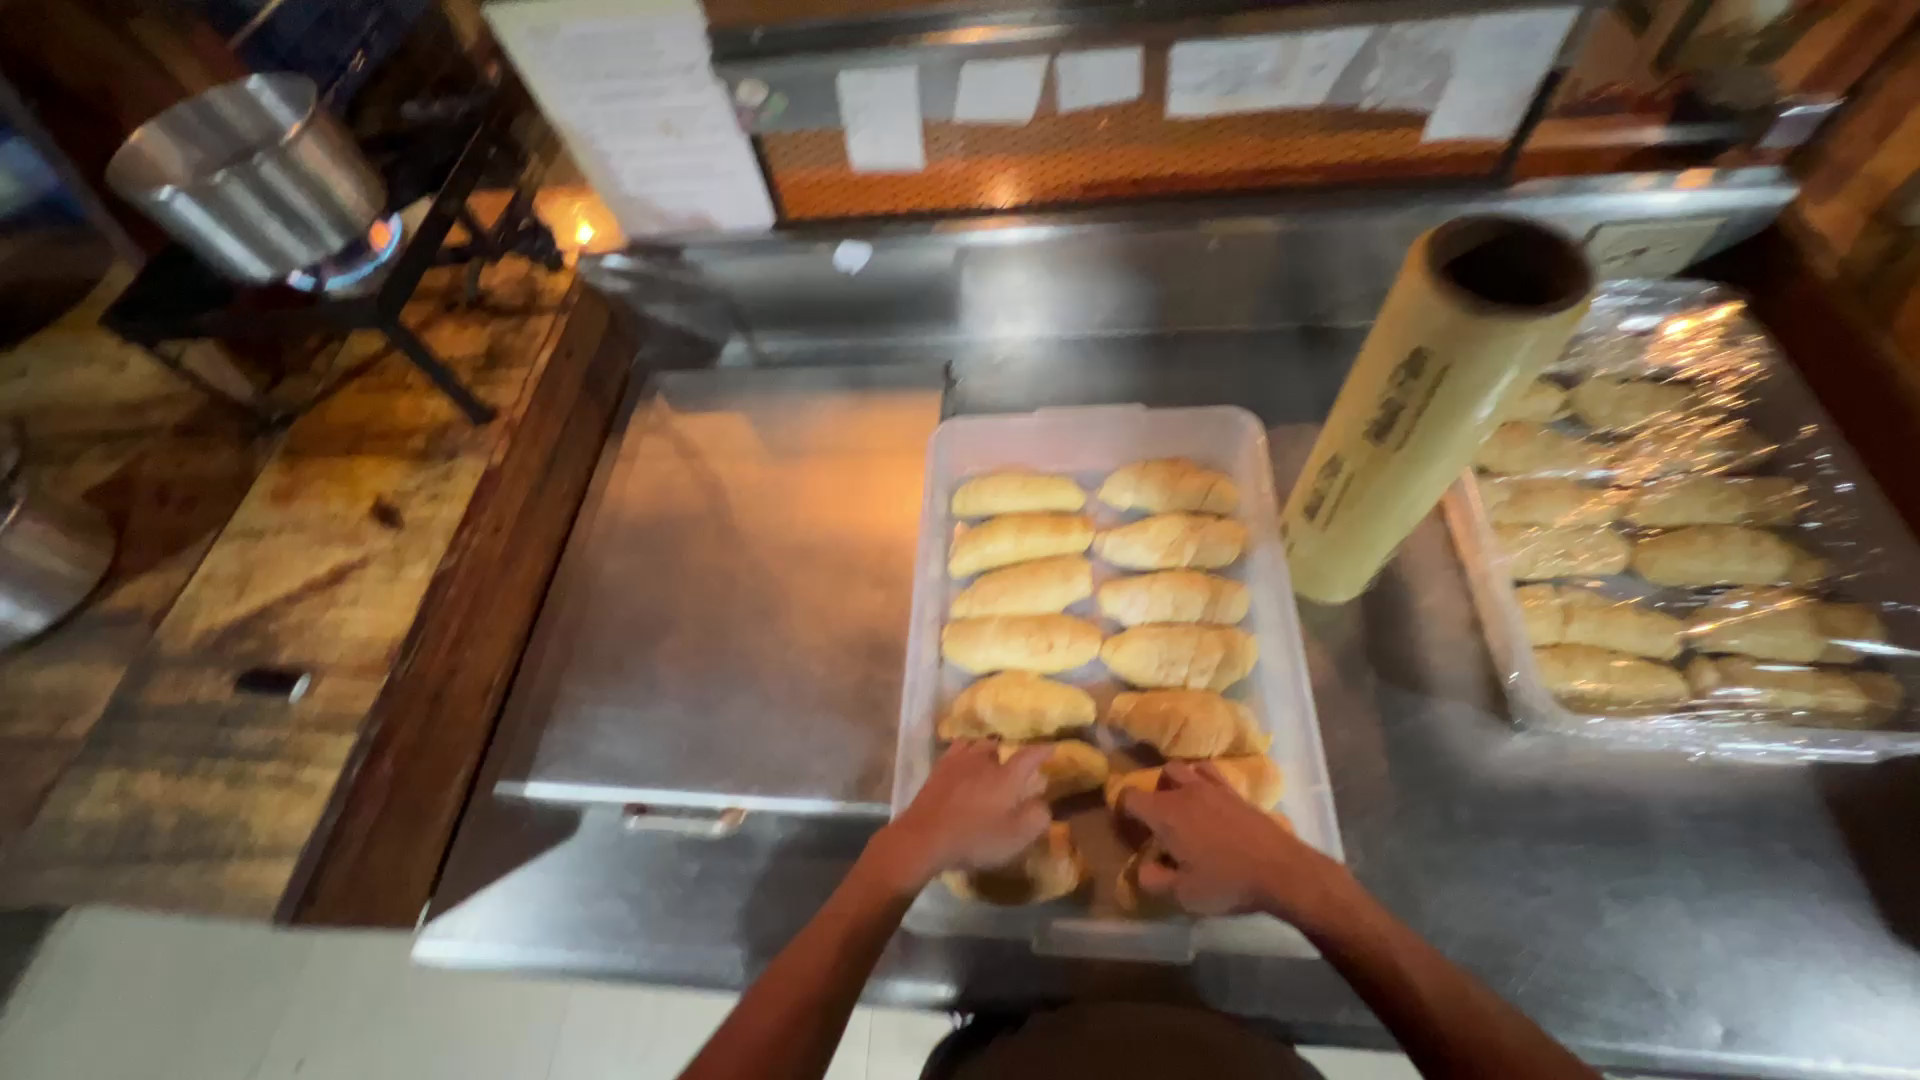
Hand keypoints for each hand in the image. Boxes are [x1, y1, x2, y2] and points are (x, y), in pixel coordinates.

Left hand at [867, 740, 1050, 889]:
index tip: (1052, 747)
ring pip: (979, 745)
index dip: (1043, 751)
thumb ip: (1036, 818)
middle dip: (1011, 755)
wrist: (925, 837)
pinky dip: (966, 750)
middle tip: (1015, 768)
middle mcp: (985, 761)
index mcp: (1007, 776)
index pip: (1030, 756)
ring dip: (988, 751)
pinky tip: (965, 759)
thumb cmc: (975, 838)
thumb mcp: (1016, 838)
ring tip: (991, 760)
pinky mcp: (939, 768)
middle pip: (1002, 748)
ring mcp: (959, 761)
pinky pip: (958, 748)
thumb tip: (1043, 803)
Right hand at [1119, 761, 1353, 925]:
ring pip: (1185, 769)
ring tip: (1184, 808)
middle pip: (1159, 777)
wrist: (1282, 871)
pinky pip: (1211, 774)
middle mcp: (1185, 791)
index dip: (1123, 812)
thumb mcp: (1183, 895)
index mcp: (1165, 812)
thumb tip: (1143, 868)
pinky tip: (1210, 804)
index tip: (1130, 832)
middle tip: (1160, 824)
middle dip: (1153, 795)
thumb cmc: (1227, 882)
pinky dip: (1203, 782)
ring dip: (1178, 784)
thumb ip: (1153, 880)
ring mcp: (1213, 787)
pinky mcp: (1236, 792)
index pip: (1129, 796)